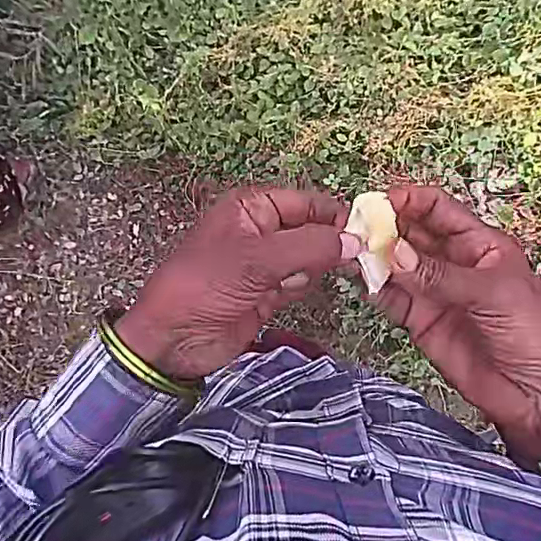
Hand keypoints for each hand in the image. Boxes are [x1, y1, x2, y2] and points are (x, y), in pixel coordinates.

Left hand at [116, 188, 361, 380]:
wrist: (172, 338)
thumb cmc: (205, 285)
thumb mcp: (256, 259)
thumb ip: (308, 247)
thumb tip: (354, 240)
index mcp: (249, 209)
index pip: (302, 202)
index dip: (333, 213)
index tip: (367, 229)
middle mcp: (259, 232)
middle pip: (308, 229)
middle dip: (333, 241)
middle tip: (366, 254)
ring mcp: (263, 266)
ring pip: (307, 258)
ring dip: (323, 264)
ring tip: (350, 270)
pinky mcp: (266, 295)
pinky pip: (298, 283)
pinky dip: (309, 284)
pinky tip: (323, 285)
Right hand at [374, 186, 540, 463]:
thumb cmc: (538, 335)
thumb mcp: (494, 294)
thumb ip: (440, 275)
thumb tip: (394, 252)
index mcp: (480, 245)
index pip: (438, 210)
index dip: (409, 201)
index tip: (379, 201)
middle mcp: (452, 263)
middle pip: (410, 234)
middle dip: (383, 227)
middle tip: (355, 226)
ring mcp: (434, 293)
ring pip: (395, 266)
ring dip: (373, 257)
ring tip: (349, 251)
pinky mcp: (420, 322)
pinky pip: (391, 299)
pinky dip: (373, 289)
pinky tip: (360, 281)